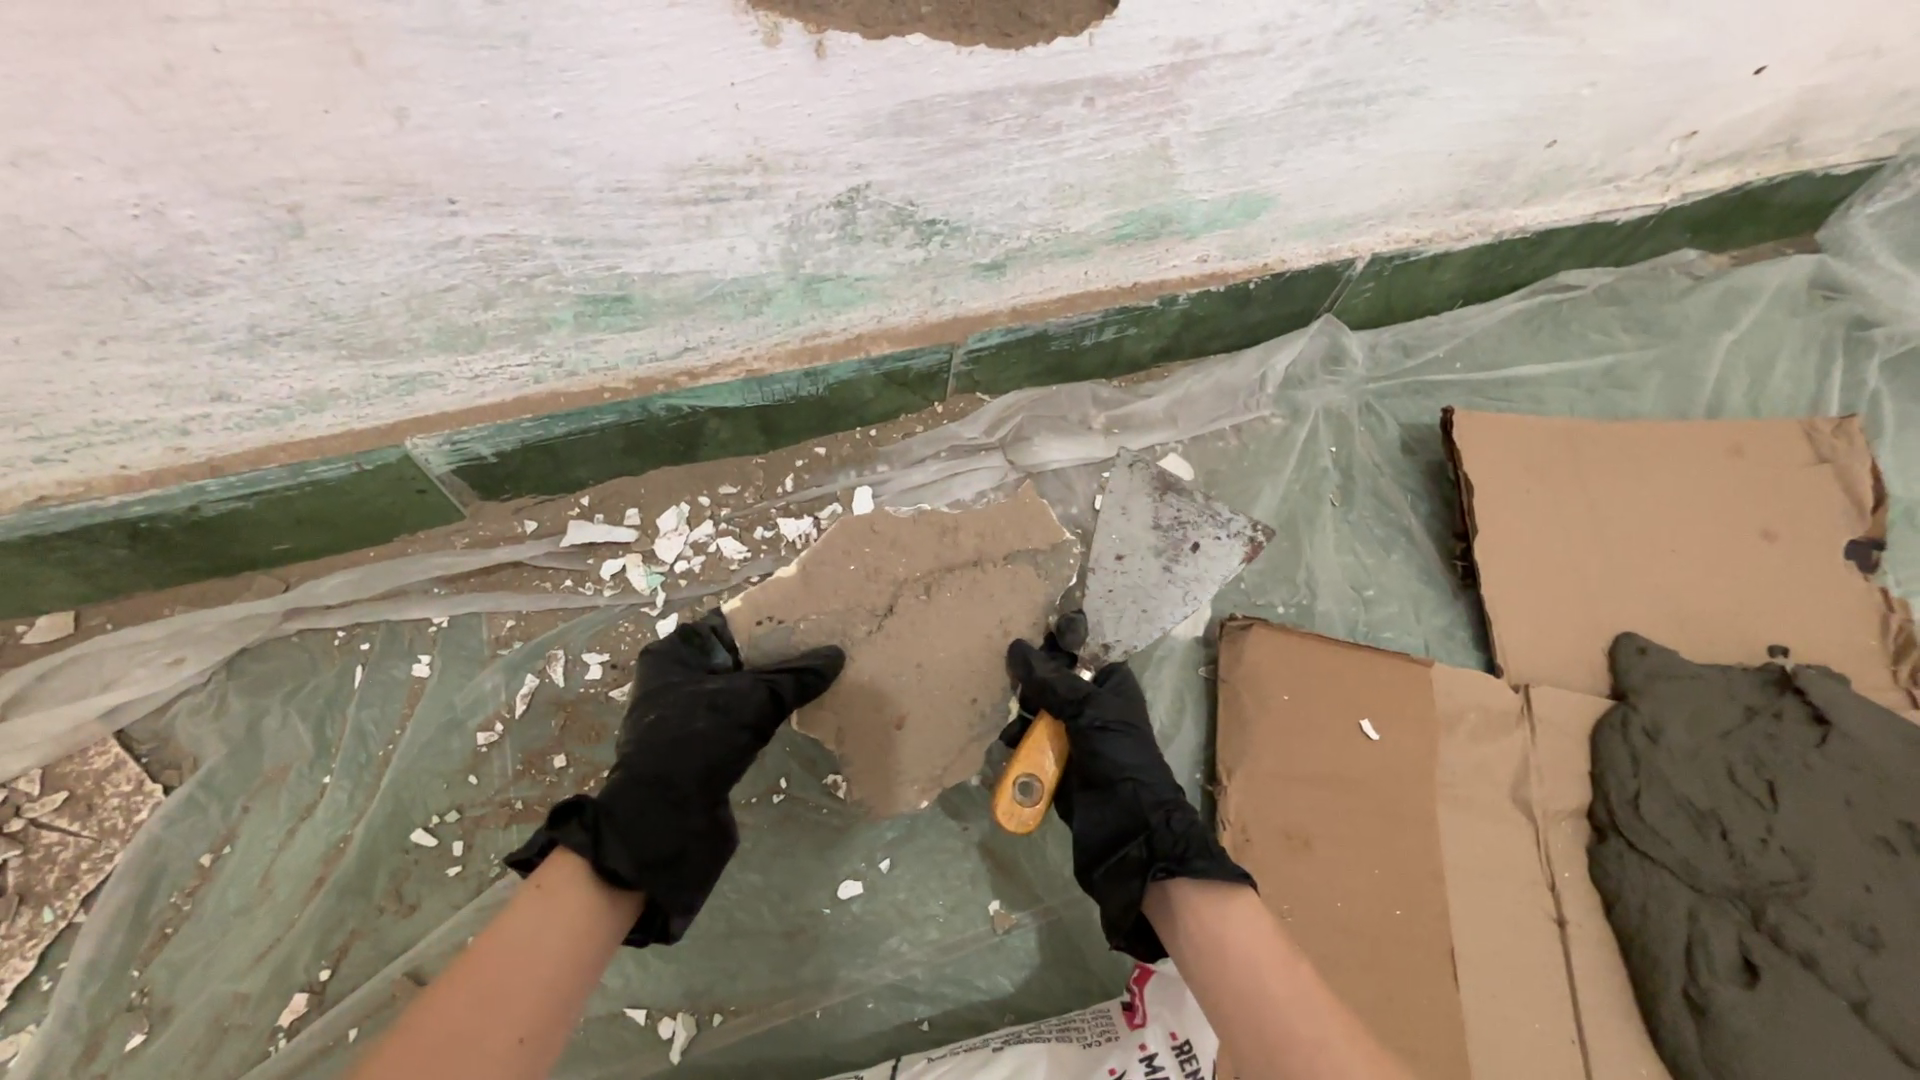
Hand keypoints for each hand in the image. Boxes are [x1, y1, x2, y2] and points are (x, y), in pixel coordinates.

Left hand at [505, 610, 843, 945]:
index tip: (807, 617)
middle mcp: (675, 682)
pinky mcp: (702, 752)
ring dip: (774, 688)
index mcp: (673, 656)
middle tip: (821, 646)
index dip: (766, 619)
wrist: (666, 822)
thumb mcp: (755, 699)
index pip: (726, 623)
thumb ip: (797, 676)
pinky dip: (766, 717)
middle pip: (735, 658)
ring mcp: (687, 719)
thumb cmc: (699, 741)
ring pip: (740, 692)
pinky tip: (799, 713)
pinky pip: (741, 722)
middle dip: (776, 655)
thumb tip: (836, 655)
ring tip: (818, 677)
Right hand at [1002, 618, 1252, 961]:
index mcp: (1110, 684)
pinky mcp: (1059, 763)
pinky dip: (1019, 743)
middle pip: (1050, 682)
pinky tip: (1009, 747)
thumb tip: (1015, 648)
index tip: (1019, 648)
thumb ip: (1051, 681)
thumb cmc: (1118, 757)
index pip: (1076, 653)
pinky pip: (1032, 743)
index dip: (1049, 648)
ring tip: (1011, 732)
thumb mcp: (1088, 711)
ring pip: (1036, 713)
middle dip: (1028, 687)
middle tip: (1013, 692)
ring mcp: (1074, 735)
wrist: (1129, 827)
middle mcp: (1092, 704)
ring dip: (1020, 718)